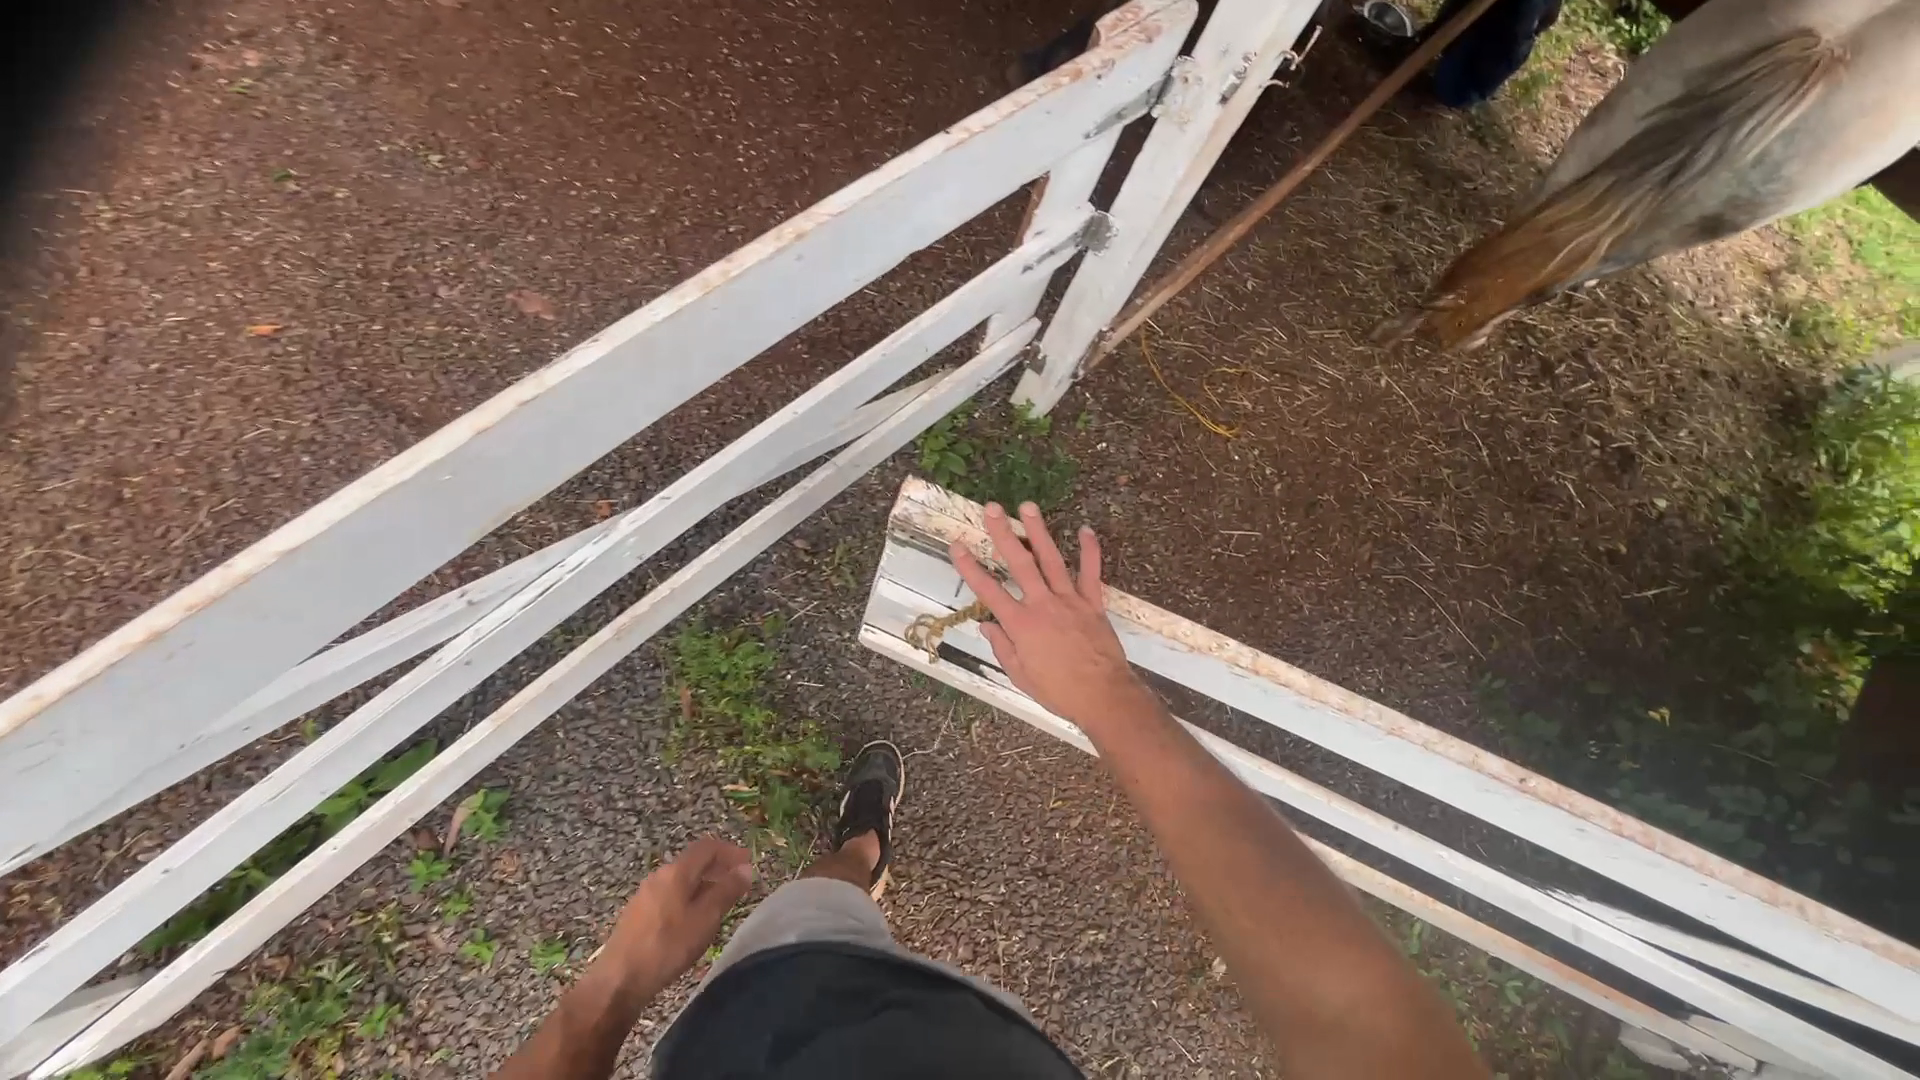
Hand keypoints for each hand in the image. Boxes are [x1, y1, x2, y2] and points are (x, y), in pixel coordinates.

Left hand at [599, 837, 751, 995]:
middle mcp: (659, 876)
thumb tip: (745, 869)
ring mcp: (645, 895)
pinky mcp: (637, 914)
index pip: (707, 847)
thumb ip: (727, 891)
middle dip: (718, 867)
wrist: (618, 982)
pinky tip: (693, 919)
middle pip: (693, 861)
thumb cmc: (667, 947)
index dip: (730, 851)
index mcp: (676, 872)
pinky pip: (670, 894)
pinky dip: (688, 897)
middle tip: (739, 882)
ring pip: (681, 880)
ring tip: (720, 902)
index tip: (749, 862)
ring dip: (704, 884)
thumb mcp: (705, 919)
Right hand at [948, 501, 1148, 731]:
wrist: (1103, 696)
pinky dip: (1090, 551)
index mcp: (1021, 625)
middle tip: (992, 508)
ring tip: (1028, 507)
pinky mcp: (1092, 604)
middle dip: (1003, 534)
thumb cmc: (1058, 692)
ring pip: (1051, 559)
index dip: (970, 567)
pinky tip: (1085, 530)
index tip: (957, 546)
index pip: (989, 591)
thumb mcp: (1021, 675)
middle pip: (1019, 563)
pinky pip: (1091, 573)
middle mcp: (1043, 605)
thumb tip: (987, 625)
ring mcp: (1069, 601)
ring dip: (1039, 532)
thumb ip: (1003, 647)